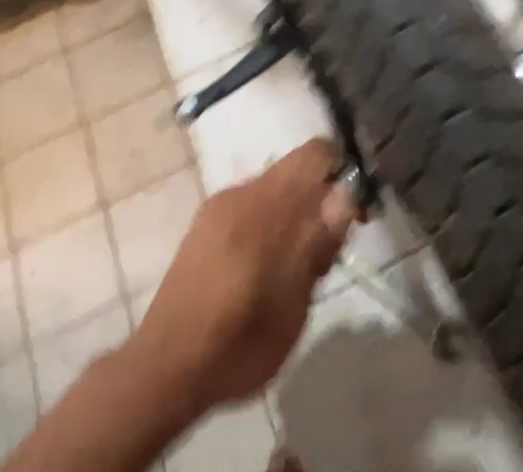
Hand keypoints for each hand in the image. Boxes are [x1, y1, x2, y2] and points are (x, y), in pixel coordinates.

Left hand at [129, 139, 359, 410]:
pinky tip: (266, 271)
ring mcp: (218, 209)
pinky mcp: (203, 227)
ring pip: (276, 192)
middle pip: (297, 172)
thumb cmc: (240, 341)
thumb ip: (320, 240)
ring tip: (298, 271)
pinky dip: (270, 226)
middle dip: (322, 202)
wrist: (166, 368)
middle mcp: (241, 194)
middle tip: (328, 256)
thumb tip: (346, 192)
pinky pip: (251, 208)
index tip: (356, 217)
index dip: (344, 175)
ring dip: (297, 218)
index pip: (317, 154)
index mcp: (266, 204)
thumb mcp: (294, 300)